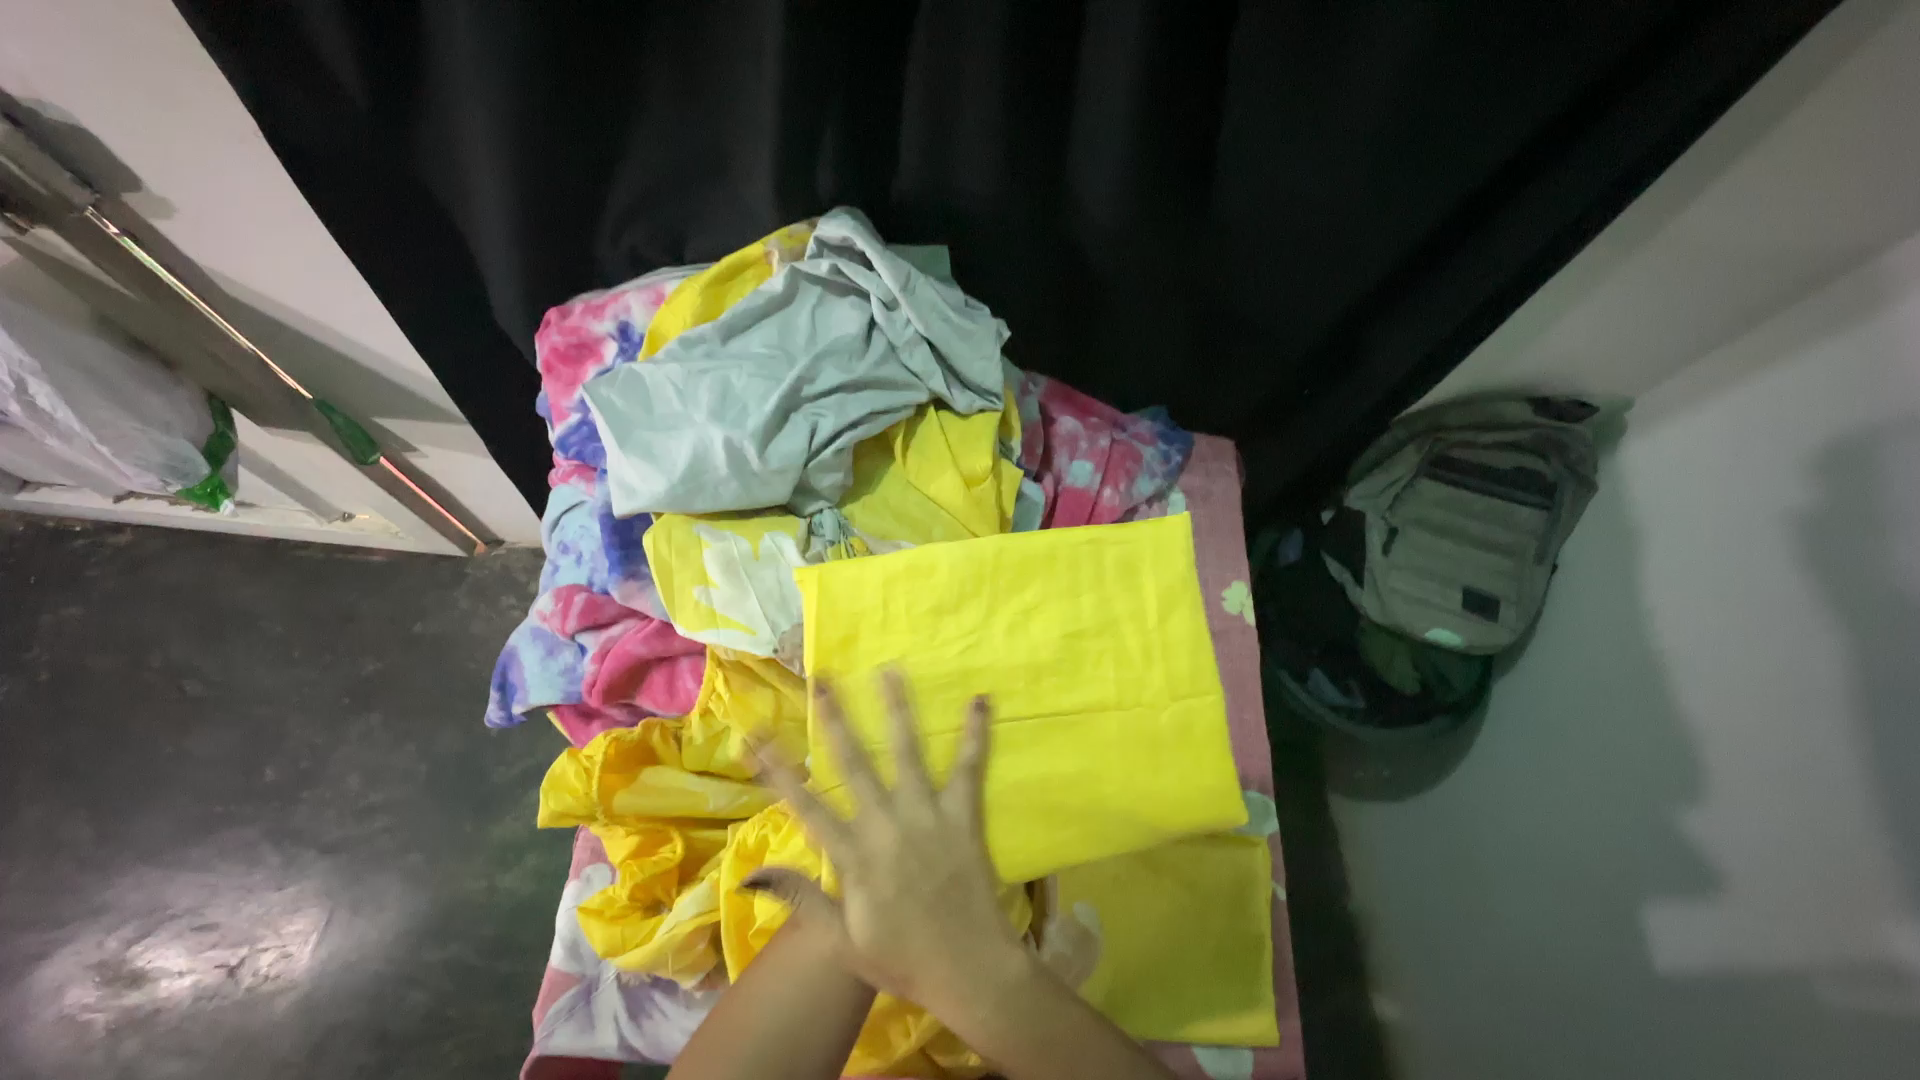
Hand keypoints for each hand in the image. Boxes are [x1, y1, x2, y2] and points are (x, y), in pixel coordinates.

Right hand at [746, 671, 1027, 1016]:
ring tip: (889, 670)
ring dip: (897, 709)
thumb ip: (803, 899)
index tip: (755, 736)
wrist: (969, 970)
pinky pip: (969, 769)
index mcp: (854, 857)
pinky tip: (979, 702)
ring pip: (908, 753)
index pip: (805, 804)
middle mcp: (887, 827)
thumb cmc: (903, 959)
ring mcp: (927, 817)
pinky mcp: (963, 817)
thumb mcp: (842, 940)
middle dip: (834, 719)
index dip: (778, 769)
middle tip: (821, 680)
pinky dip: (975, 735)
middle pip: (855, 762)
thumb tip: (753, 874)